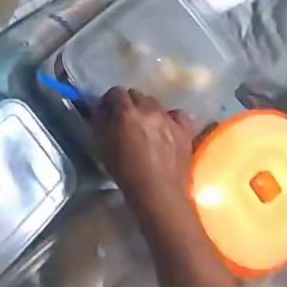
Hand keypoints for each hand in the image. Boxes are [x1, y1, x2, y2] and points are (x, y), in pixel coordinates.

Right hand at [93, 87, 199, 214]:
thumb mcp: (104, 148)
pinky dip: (170, 119)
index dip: (110, 100)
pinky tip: (167, 129)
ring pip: (156, 104)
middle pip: (136, 95)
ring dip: (148, 111)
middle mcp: (149, 109)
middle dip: (129, 104)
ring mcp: (169, 118)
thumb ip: (101, 123)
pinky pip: (177, 115)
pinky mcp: (185, 129)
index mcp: (127, 113)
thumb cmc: (126, 174)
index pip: (116, 92)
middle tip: (125, 121)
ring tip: (146, 127)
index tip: (107, 111)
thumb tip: (102, 110)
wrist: (159, 194)